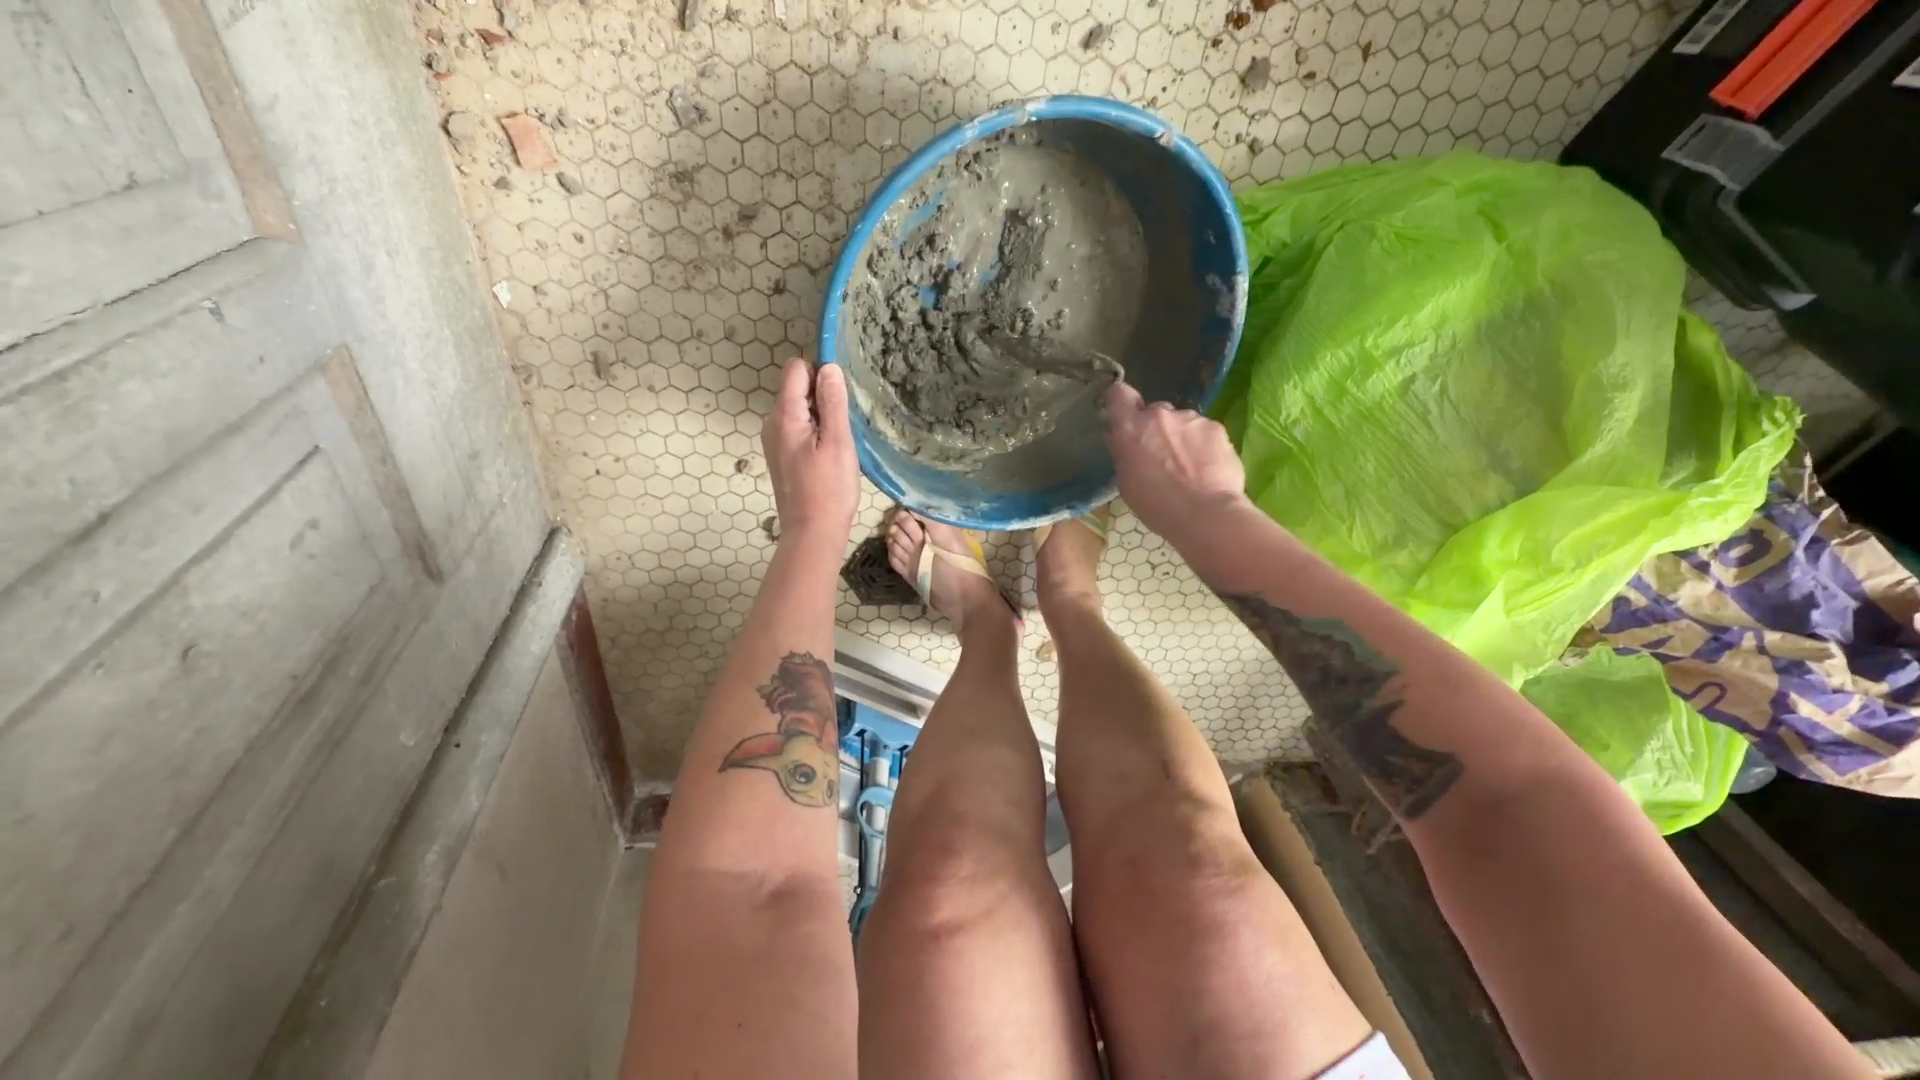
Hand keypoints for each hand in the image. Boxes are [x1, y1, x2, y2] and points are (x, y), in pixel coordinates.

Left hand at [764, 358, 858, 545]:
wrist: (812, 533)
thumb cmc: (829, 489)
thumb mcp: (838, 442)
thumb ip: (832, 402)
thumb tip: (829, 367)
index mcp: (784, 415)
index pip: (796, 368)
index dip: (820, 372)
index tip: (841, 394)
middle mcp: (772, 423)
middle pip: (797, 388)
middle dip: (822, 397)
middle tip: (843, 426)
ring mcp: (774, 440)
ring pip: (799, 409)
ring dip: (821, 417)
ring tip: (839, 443)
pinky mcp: (781, 455)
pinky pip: (798, 428)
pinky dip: (815, 433)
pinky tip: (829, 455)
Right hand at [1103, 381, 1249, 538]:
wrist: (1205, 514)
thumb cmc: (1157, 505)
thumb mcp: (1126, 482)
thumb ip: (1124, 453)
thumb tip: (1122, 439)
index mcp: (1130, 428)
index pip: (1118, 394)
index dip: (1120, 402)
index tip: (1125, 416)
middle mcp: (1159, 415)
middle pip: (1154, 411)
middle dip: (1157, 427)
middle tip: (1162, 454)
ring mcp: (1190, 418)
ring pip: (1182, 422)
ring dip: (1182, 437)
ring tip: (1190, 466)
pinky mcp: (1216, 427)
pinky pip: (1205, 431)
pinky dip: (1204, 445)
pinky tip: (1208, 468)